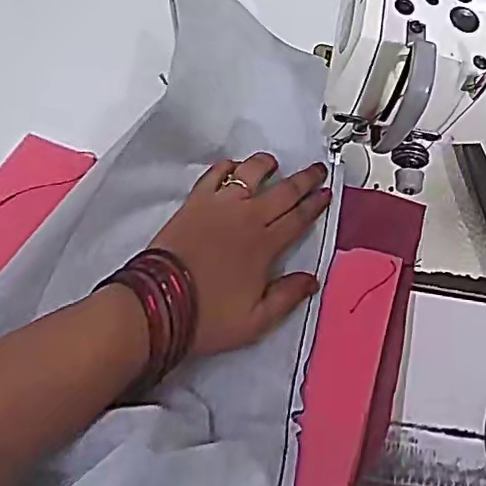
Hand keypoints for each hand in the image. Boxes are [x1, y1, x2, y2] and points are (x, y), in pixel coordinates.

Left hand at [148, 154, 332, 355]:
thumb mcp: (255, 321)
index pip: (298, 217)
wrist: (159, 303)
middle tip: (316, 170)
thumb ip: (287, 297)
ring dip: (266, 165)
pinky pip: (216, 174)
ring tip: (273, 164)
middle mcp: (247, 217)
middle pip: (284, 190)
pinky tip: (233, 167)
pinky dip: (228, 167)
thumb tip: (311, 280)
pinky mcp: (196, 201)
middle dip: (305, 179)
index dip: (315, 204)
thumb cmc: (206, 315)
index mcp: (265, 245)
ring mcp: (221, 205)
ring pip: (251, 172)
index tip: (325, 194)